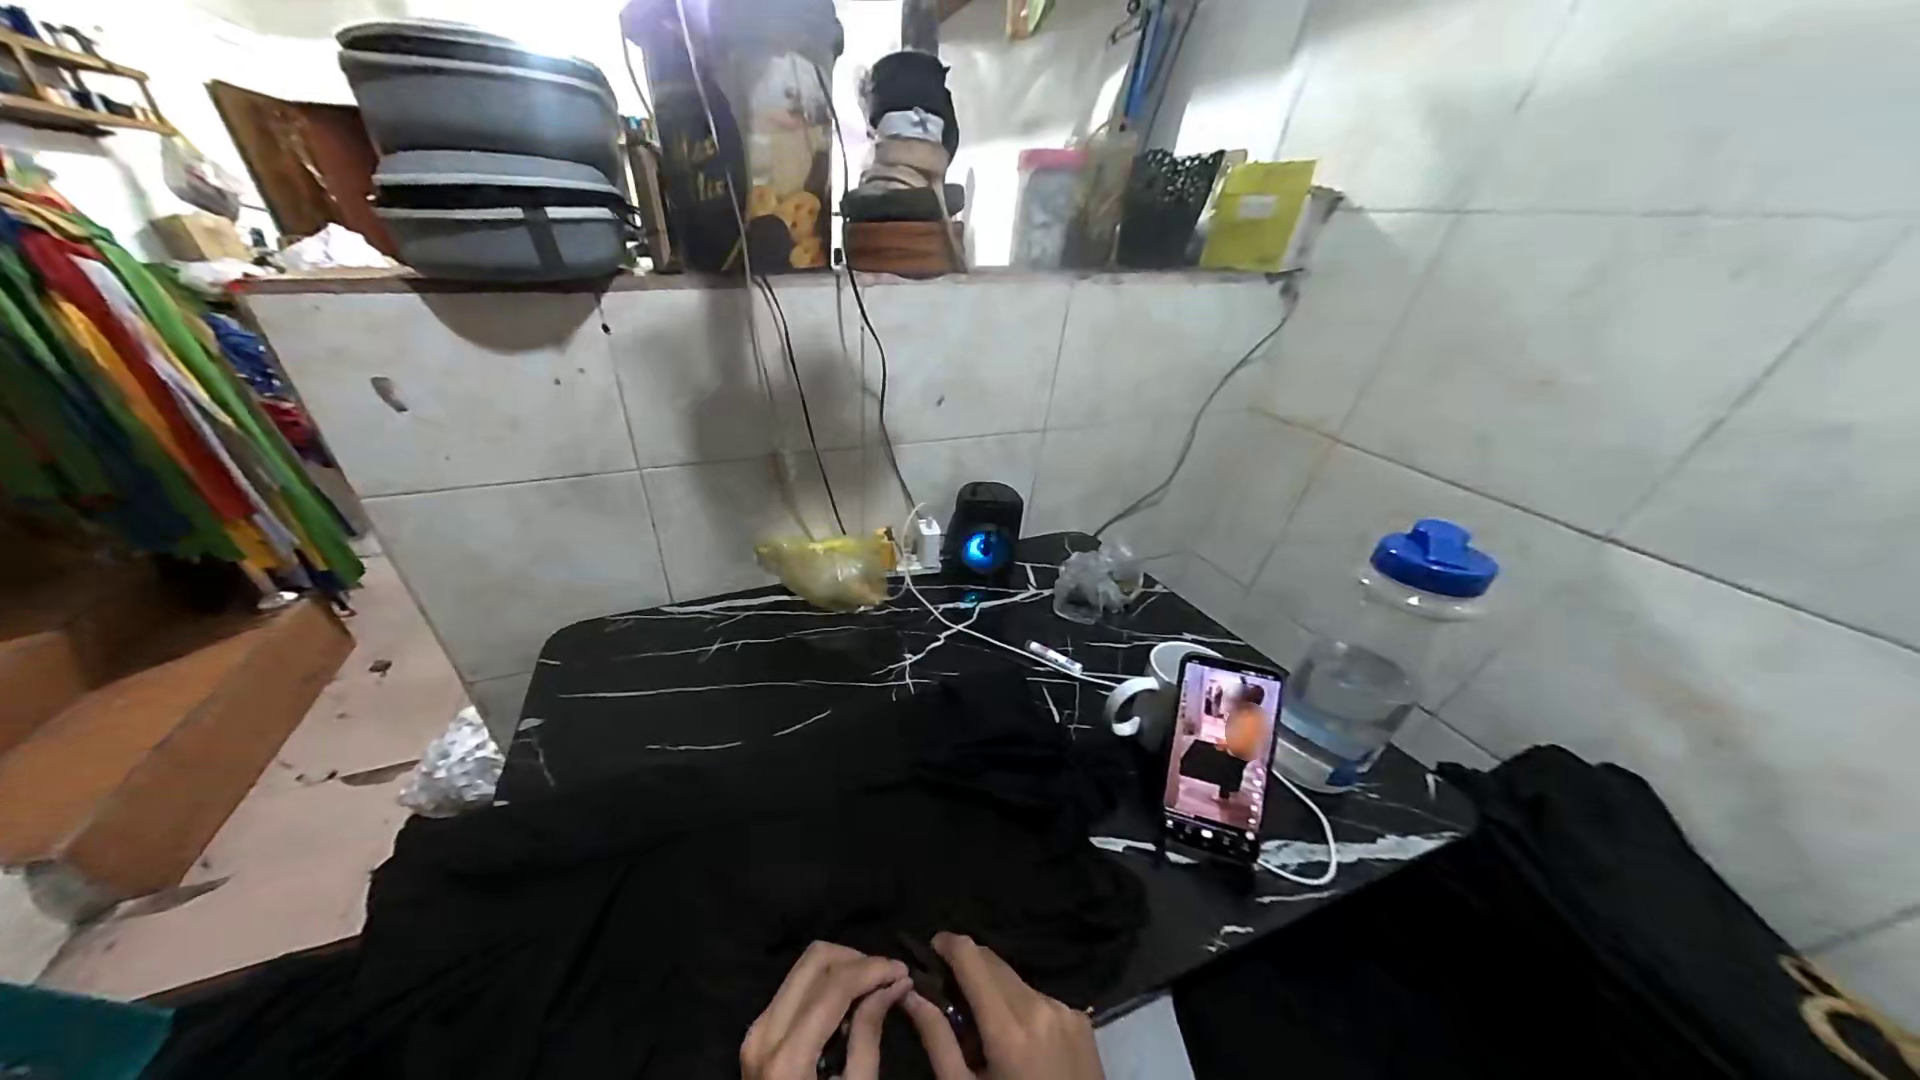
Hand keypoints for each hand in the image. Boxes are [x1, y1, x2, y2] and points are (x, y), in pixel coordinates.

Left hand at [741, 941, 910, 1079]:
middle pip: (815, 959)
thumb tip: (895, 982)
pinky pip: (796, 986)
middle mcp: (764, 1031)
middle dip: (857, 959)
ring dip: (842, 968)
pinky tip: (848, 1005)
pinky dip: (827, 983)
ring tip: (871, 989)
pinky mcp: (758, 1032)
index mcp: (786, 1056)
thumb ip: (869, 1033)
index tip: (904, 971)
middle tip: (886, 977)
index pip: (836, 984)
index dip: (874, 968)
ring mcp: (756, 1029)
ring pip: (804, 966)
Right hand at [901, 932, 1103, 1079]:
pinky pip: (1041, 998)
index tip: (933, 946)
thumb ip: (938, 1039)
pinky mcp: (1081, 1019)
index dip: (949, 944)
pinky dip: (1023, 1006)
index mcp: (1008, 1029)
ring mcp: (1064, 1010)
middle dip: (969, 965)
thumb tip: (911, 994)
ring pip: (1016, 979)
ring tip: (987, 1023)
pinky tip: (1021, 1038)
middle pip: (994, 962)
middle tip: (951, 988)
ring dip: (996, 988)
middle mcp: (1039, 1007)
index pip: (972, 958)